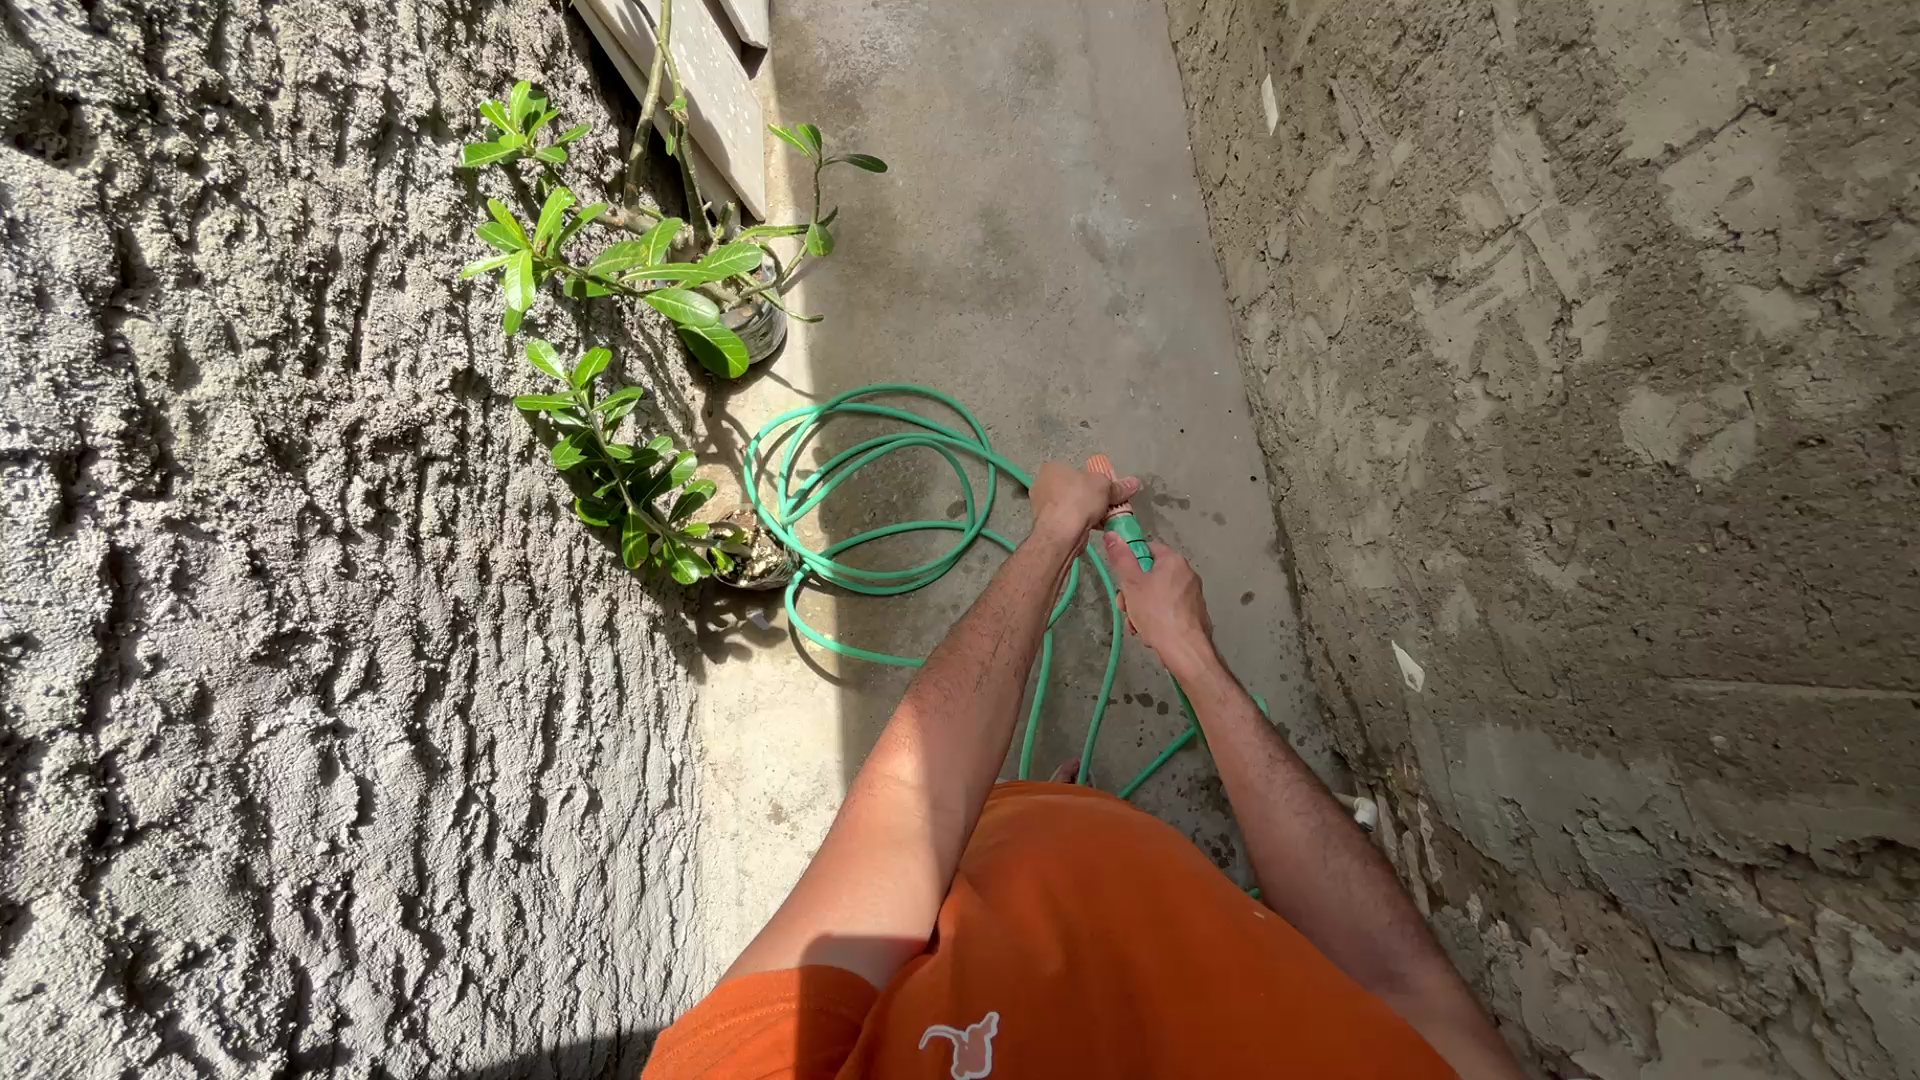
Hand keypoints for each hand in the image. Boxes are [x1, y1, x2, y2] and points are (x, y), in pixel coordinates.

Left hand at [1028, 461, 1140, 540]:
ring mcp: (1042, 507)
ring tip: (1105, 518)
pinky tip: (1095, 528)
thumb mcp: (1105, 487)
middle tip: (1108, 505)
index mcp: (1052, 468)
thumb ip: (1118, 486)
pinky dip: (1081, 523)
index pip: (1075, 470)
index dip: (1092, 480)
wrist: (1061, 533)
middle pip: (1074, 489)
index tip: (1105, 490)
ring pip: (1072, 507)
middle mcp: (1042, 485)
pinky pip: (1068, 521)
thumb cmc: (1079, 499)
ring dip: (1088, 512)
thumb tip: (1134, 483)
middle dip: (1091, 498)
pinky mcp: (1046, 525)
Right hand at [1102, 532, 1214, 670]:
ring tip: (1137, 625)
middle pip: (1151, 575)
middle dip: (1133, 593)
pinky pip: (1168, 610)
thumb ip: (1120, 558)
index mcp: (1174, 561)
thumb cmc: (1156, 612)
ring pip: (1157, 596)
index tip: (1122, 579)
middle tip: (1126, 607)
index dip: (1131, 562)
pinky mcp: (1194, 614)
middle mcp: (1187, 574)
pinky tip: (1149, 633)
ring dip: (1142, 609)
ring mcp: (1192, 595)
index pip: (1147, 549)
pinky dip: (1156, 619)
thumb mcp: (1131, 583)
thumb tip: (1112, 535)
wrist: (1184, 648)